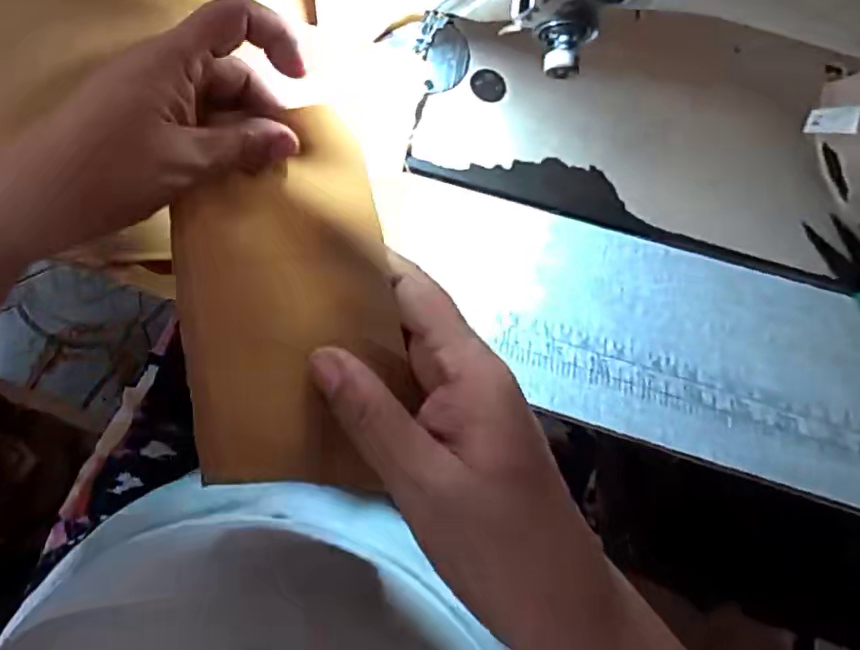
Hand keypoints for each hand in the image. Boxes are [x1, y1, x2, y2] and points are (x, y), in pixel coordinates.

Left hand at [0, 0, 307, 258]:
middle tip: (277, 156)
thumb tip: (289, 139)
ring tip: (251, 172)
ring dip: (232, 128)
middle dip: (258, 106)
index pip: (235, 15)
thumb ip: (239, 147)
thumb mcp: (183, 162)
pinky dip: (205, 138)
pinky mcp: (129, 118)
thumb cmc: (107, 171)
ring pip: (204, 98)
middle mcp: (158, 65)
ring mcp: (141, 92)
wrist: (26, 198)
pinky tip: (216, 174)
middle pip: (225, 67)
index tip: (298, 79)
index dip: (276, 35)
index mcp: (172, 57)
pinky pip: (181, 116)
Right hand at [310, 256, 680, 649]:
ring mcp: (465, 401)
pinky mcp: (457, 427)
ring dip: (359, 337)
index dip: (372, 262)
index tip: (320, 247)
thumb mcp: (424, 482)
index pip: (417, 292)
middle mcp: (469, 373)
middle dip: (355, 297)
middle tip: (293, 287)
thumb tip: (320, 353)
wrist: (566, 620)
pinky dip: (370, 376)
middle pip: (409, 314)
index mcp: (470, 370)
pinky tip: (332, 384)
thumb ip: (371, 414)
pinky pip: (407, 384)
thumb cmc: (501, 547)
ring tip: (298, 325)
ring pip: (405, 350)